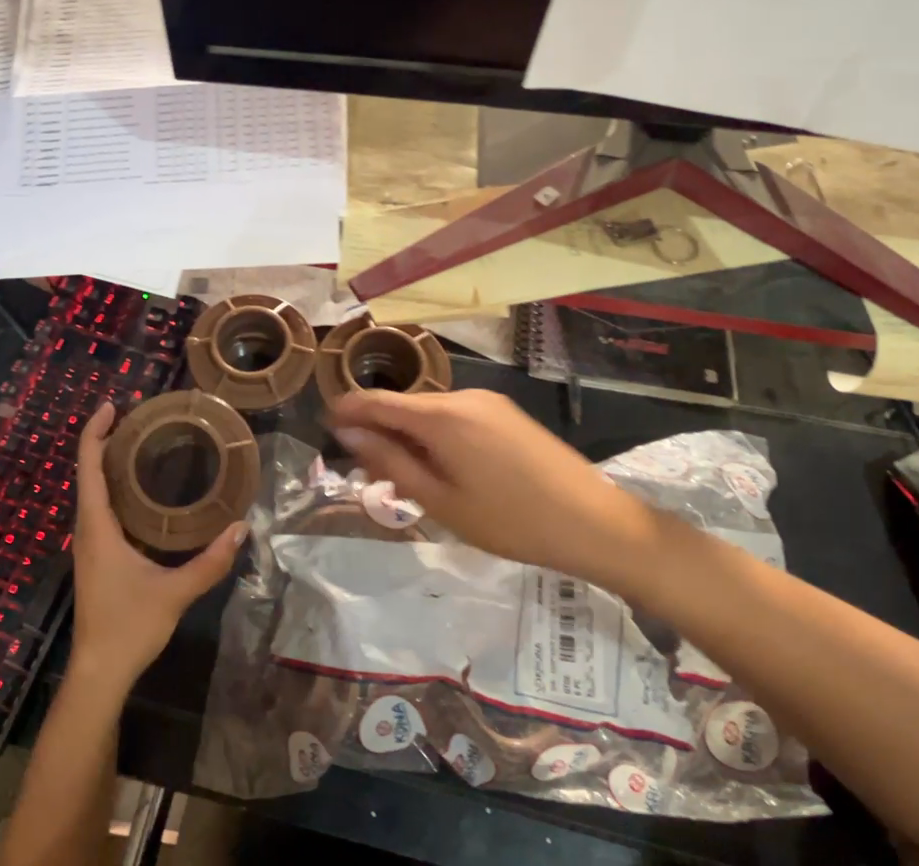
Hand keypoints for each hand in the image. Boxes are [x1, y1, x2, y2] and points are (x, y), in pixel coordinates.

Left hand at [68, 402, 247, 687]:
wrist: (100, 670)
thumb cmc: (130, 627)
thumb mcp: (175, 592)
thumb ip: (210, 561)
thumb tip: (242, 526)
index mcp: (97, 528)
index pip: (89, 467)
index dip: (96, 432)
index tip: (113, 406)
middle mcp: (87, 530)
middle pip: (89, 473)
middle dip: (106, 441)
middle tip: (138, 418)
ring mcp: (89, 545)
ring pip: (93, 493)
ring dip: (108, 465)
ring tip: (140, 444)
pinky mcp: (97, 558)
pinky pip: (101, 510)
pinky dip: (114, 489)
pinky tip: (141, 492)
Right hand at [326, 389, 656, 589]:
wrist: (593, 522)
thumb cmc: (508, 521)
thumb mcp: (439, 500)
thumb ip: (389, 461)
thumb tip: (347, 433)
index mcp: (442, 416)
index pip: (377, 401)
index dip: (346, 411)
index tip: (324, 428)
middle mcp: (464, 397)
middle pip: (404, 406)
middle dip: (378, 432)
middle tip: (366, 474)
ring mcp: (489, 403)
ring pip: (429, 413)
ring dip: (408, 438)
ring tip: (404, 481)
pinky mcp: (507, 414)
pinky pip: (456, 418)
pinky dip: (435, 437)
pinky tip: (440, 471)